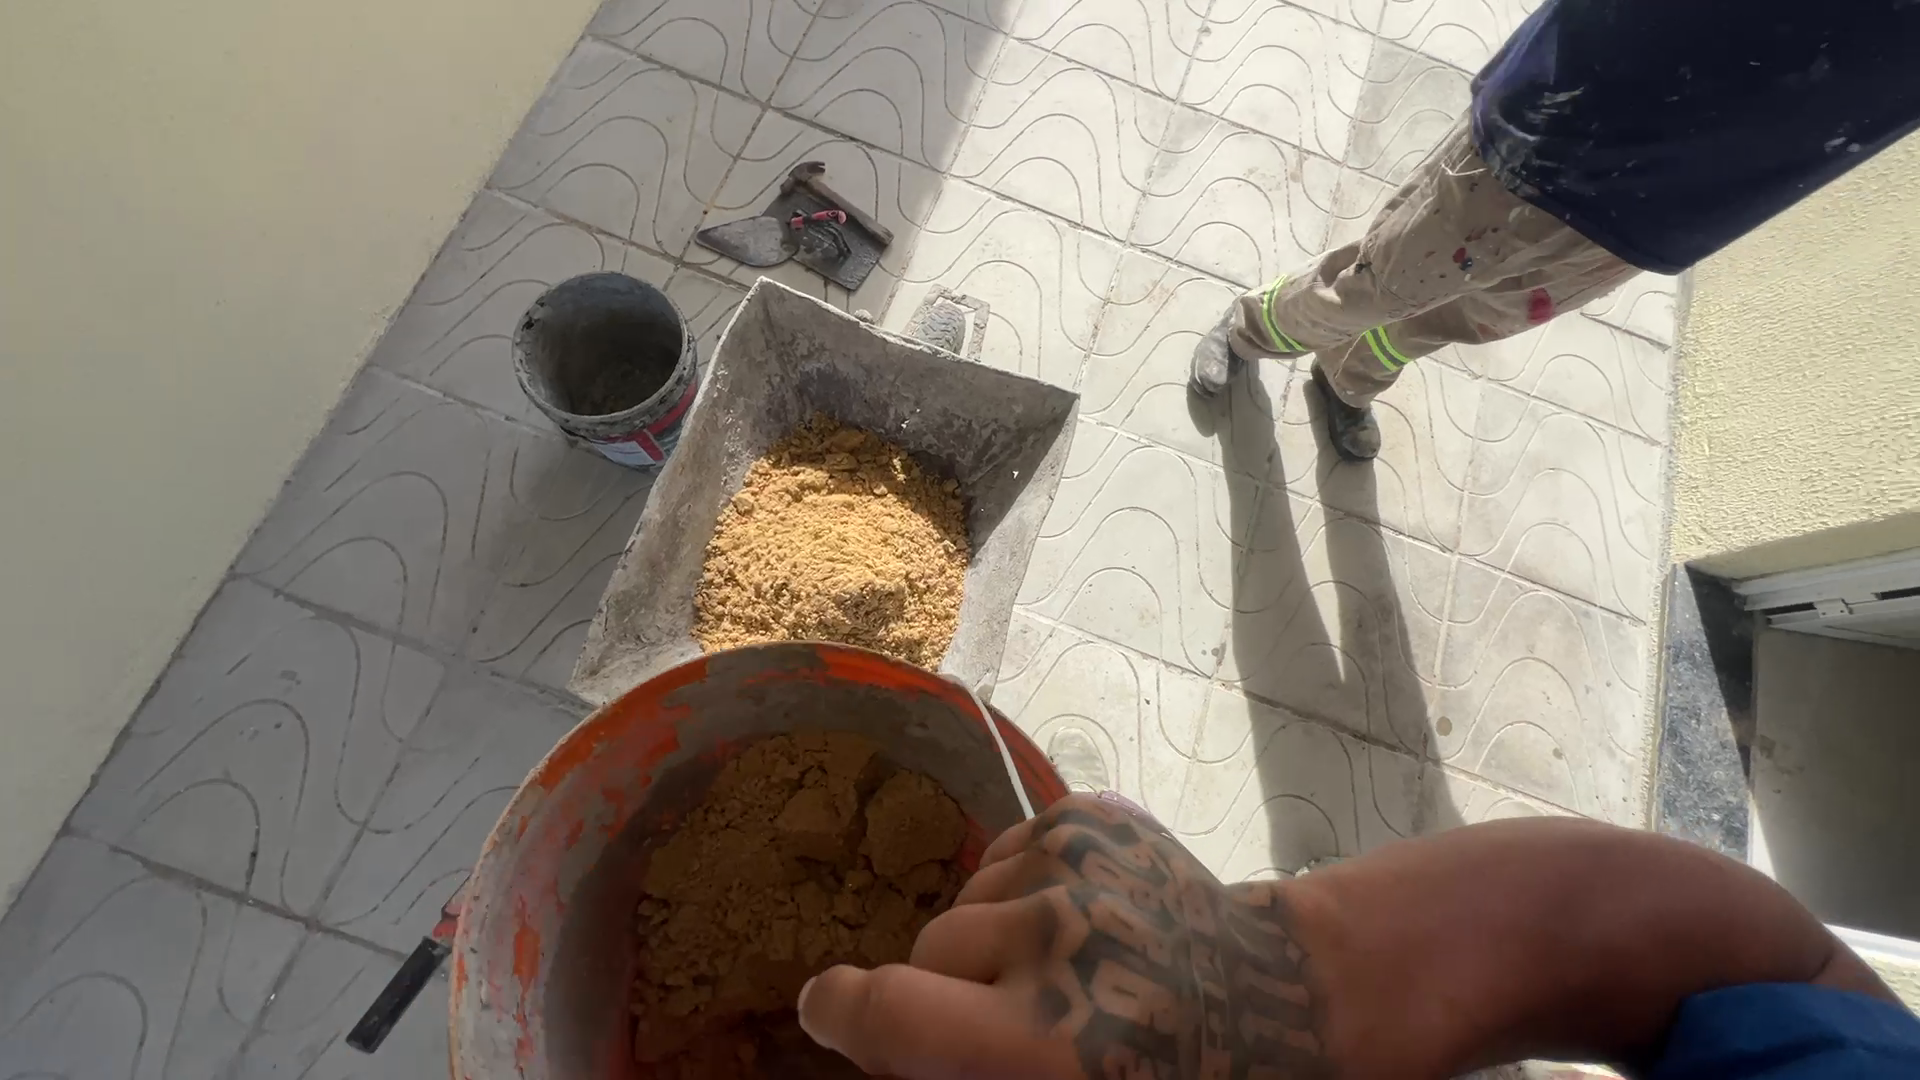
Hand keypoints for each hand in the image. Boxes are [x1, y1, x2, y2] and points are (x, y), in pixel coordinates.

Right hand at [794, 793, 1330, 1078]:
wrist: (1265, 991)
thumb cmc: (1166, 1074)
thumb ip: (970, 1065)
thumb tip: (892, 1039)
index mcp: (1044, 1036)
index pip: (898, 1012)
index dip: (843, 1009)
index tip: (824, 1002)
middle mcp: (1051, 934)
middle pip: (932, 945)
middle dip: (944, 981)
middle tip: (998, 1005)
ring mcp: (1072, 860)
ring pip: (970, 893)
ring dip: (986, 929)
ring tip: (1051, 957)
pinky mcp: (1088, 814)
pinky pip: (1009, 851)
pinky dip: (1019, 884)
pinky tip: (1072, 911)